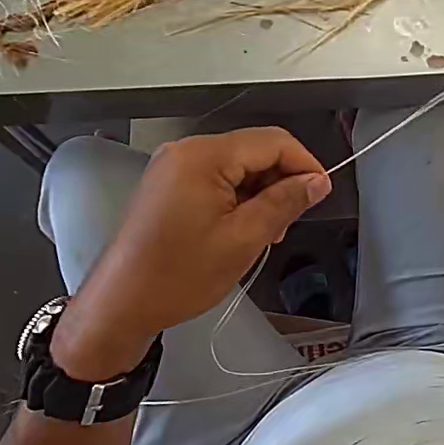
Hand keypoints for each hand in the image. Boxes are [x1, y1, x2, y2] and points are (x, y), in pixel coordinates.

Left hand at [51, 129, 330, 380]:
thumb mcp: (245, 239)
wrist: (122, 303)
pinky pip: (218, 179)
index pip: (273, 141)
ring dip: (262, 193)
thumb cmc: (178, 275)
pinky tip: (243, 229)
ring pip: (240, 167)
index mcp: (203, 157)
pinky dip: (240, 199)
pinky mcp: (170, 185)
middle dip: (282, 181)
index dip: (305, 164)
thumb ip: (285, 202)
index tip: (321, 193)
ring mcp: (175, 167)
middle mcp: (186, 151)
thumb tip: (316, 182)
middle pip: (256, 150)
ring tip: (266, 232)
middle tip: (290, 222)